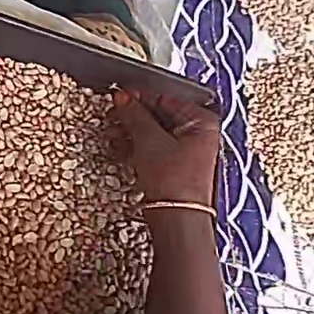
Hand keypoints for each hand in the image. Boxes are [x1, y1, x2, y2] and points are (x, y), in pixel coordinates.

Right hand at [112, 89, 218, 205]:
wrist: (176, 217)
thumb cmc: (175, 181)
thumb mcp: (149, 140)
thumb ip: (135, 115)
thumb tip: (123, 98)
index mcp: (202, 122)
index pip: (166, 99)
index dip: (140, 97)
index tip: (120, 96)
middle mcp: (198, 135)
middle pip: (159, 116)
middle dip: (133, 117)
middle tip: (113, 114)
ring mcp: (186, 153)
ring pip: (154, 134)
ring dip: (131, 132)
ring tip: (112, 132)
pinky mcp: (174, 168)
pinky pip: (152, 149)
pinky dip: (136, 147)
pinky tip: (120, 147)